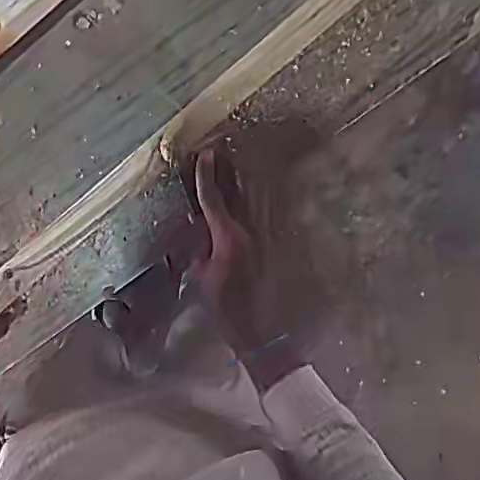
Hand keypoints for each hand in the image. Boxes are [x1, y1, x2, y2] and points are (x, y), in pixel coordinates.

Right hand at [188, 146, 300, 387]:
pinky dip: (264, 197)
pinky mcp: (279, 245)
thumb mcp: (204, 279)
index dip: (206, 176)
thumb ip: (201, 252)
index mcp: (228, 238)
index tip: (204, 155)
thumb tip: (200, 232)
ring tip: (242, 159)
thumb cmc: (228, 309)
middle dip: (232, 166)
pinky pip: (271, 213)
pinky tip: (262, 188)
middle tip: (224, 147)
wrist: (262, 332)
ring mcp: (268, 236)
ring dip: (249, 177)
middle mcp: (251, 231)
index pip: (213, 200)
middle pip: (241, 189)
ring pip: (260, 197)